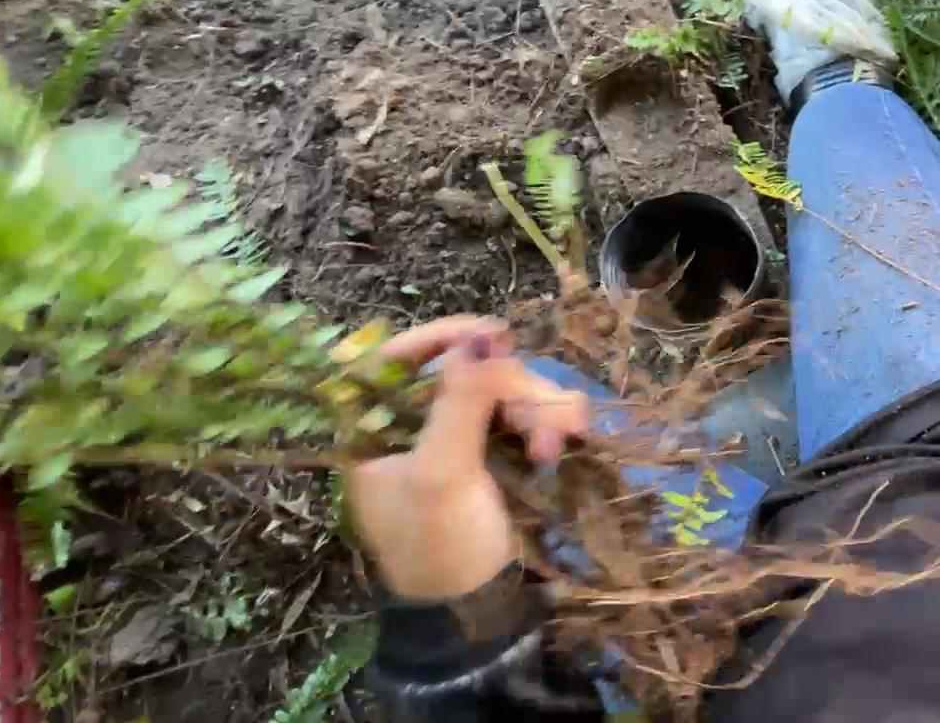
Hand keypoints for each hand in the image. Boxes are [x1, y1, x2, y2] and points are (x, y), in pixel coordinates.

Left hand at [347, 317, 591, 600]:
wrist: (478, 604)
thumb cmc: (440, 545)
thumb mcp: (442, 475)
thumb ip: (457, 405)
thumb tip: (477, 343)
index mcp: (379, 429)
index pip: (396, 359)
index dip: (441, 337)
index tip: (491, 336)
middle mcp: (421, 422)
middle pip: (472, 370)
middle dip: (513, 390)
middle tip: (533, 421)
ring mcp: (466, 431)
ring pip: (513, 387)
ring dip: (541, 410)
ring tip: (550, 448)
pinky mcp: (503, 443)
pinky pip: (534, 408)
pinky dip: (553, 420)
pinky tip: (561, 444)